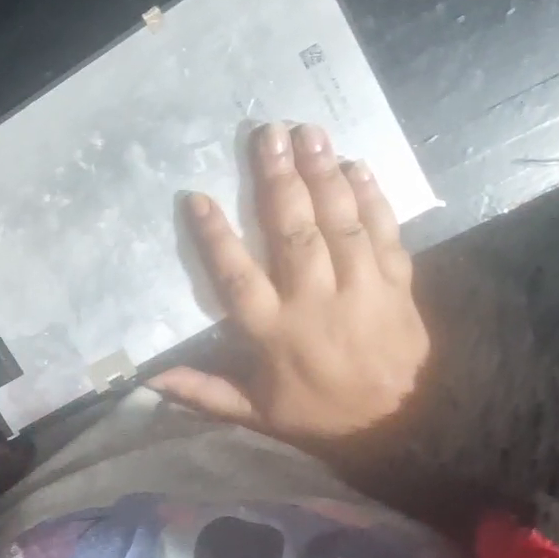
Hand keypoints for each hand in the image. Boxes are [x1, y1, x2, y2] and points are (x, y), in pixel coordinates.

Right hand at [149, 122, 429, 440]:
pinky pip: (384, 231)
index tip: (197, 197)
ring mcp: (362, 287)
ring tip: (308, 132)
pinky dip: (372, 196)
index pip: (238, 276)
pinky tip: (355, 164)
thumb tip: (150, 380)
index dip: (216, 237)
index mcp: (274, 332)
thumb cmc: (322, 416)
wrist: (408, 425)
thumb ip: (204, 392)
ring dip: (323, 174)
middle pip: (293, 233)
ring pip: (339, 222)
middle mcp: (316, 301)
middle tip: (267, 135)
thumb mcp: (257, 414)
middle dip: (278, 181)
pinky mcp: (398, 281)